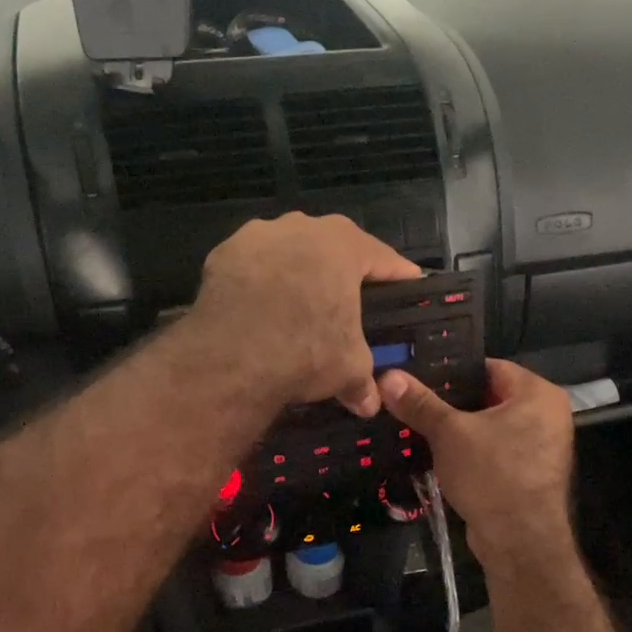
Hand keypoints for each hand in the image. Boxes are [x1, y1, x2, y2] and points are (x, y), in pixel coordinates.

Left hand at [189, 213, 418, 416]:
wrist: (232, 358)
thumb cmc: (307, 350)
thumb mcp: (348, 369)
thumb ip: (363, 381)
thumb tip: (369, 404)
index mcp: (343, 244)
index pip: (383, 258)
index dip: (398, 276)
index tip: (409, 286)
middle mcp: (302, 227)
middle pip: (332, 248)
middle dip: (341, 272)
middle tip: (349, 299)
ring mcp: (257, 236)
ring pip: (288, 253)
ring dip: (296, 274)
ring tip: (299, 305)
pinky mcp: (222, 255)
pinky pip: (252, 268)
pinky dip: (260, 285)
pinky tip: (260, 311)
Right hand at [377, 359, 574, 566]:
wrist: (520, 542)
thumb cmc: (492, 474)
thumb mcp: (449, 433)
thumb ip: (420, 404)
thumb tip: (387, 376)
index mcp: (538, 393)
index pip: (489, 368)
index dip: (451, 372)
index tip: (418, 378)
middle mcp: (548, 415)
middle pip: (489, 398)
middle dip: (451, 404)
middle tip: (412, 404)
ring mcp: (542, 448)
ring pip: (491, 428)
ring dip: (459, 432)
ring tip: (418, 428)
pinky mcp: (530, 475)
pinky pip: (495, 453)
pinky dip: (471, 453)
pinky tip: (438, 458)